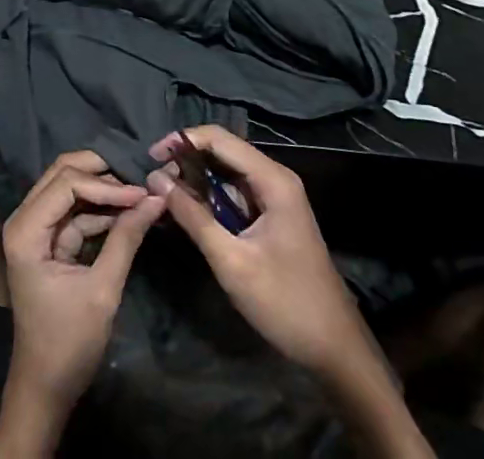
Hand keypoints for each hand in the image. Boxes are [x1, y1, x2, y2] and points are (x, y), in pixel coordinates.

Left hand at [0, 150, 166, 409]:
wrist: (46, 385)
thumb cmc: (68, 342)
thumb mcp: (103, 289)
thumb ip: (126, 238)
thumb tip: (157, 197)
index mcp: (26, 231)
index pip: (66, 183)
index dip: (106, 184)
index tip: (142, 194)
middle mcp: (24, 220)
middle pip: (63, 173)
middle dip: (103, 171)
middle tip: (141, 176)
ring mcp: (36, 228)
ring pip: (70, 186)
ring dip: (105, 187)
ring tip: (142, 190)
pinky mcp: (51, 239)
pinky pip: (77, 209)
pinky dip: (103, 207)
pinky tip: (131, 210)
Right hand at [148, 126, 372, 377]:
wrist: (332, 345)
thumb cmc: (285, 301)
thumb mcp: (231, 261)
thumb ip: (193, 217)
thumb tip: (156, 180)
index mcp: (273, 180)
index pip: (220, 139)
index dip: (183, 140)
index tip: (150, 156)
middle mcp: (275, 179)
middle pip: (223, 153)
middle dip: (186, 162)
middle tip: (153, 184)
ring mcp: (274, 199)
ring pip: (226, 175)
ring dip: (195, 182)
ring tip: (162, 197)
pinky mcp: (270, 218)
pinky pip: (234, 196)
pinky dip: (208, 200)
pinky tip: (185, 213)